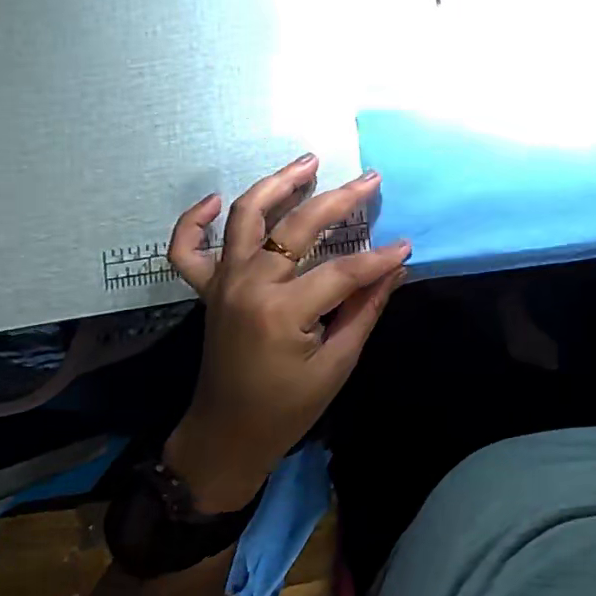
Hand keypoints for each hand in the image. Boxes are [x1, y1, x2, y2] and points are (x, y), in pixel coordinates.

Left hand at [162, 153, 410, 510]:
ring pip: (244, 217)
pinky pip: (187, 248)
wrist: (227, 434)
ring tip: (307, 161)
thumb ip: (365, 309)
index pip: (342, 271)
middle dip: (339, 200)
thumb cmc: (288, 407)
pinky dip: (194, 220)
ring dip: (276, 184)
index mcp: (281, 311)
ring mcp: (222, 284)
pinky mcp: (208, 290)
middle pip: (296, 228)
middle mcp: (247, 286)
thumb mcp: (338, 363)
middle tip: (370, 180)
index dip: (379, 258)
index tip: (408, 245)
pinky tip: (216, 200)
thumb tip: (395, 266)